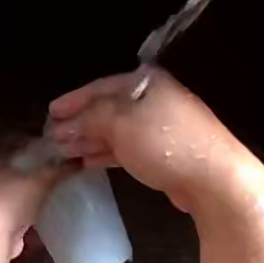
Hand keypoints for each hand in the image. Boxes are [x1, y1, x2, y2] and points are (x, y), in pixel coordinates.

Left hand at [0, 145, 67, 258]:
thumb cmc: (14, 201)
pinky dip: (34, 210)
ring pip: (22, 194)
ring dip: (37, 195)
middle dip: (40, 175)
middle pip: (22, 174)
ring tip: (59, 191)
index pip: (23, 154)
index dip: (42, 154)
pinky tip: (49, 210)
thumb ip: (60, 170)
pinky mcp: (2, 222)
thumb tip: (79, 162)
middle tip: (63, 174)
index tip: (61, 157)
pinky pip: (22, 211)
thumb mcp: (42, 180)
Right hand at [45, 69, 262, 214]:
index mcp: (146, 84)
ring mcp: (158, 127)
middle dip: (78, 123)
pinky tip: (87, 161)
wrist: (212, 179)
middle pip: (106, 109)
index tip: (50, 113)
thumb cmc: (165, 143)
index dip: (73, 100)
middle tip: (52, 136)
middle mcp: (153, 100)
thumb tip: (64, 123)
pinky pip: (124, 149)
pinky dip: (104, 153)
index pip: (100, 87)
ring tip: (64, 150)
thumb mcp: (121, 123)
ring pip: (114, 131)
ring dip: (88, 140)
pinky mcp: (161, 153)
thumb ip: (88, 118)